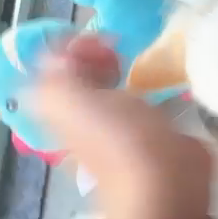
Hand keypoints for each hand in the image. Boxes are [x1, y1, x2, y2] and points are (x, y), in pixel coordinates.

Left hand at [34, 35, 213, 218]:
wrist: (165, 179)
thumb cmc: (121, 139)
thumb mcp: (76, 101)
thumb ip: (60, 72)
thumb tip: (64, 50)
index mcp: (57, 109)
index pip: (52, 66)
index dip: (69, 46)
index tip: (98, 39)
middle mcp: (80, 114)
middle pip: (79, 71)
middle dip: (97, 52)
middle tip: (119, 46)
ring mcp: (113, 120)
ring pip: (108, 80)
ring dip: (121, 63)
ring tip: (137, 56)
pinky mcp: (147, 124)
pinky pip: (138, 92)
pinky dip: (144, 79)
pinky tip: (156, 75)